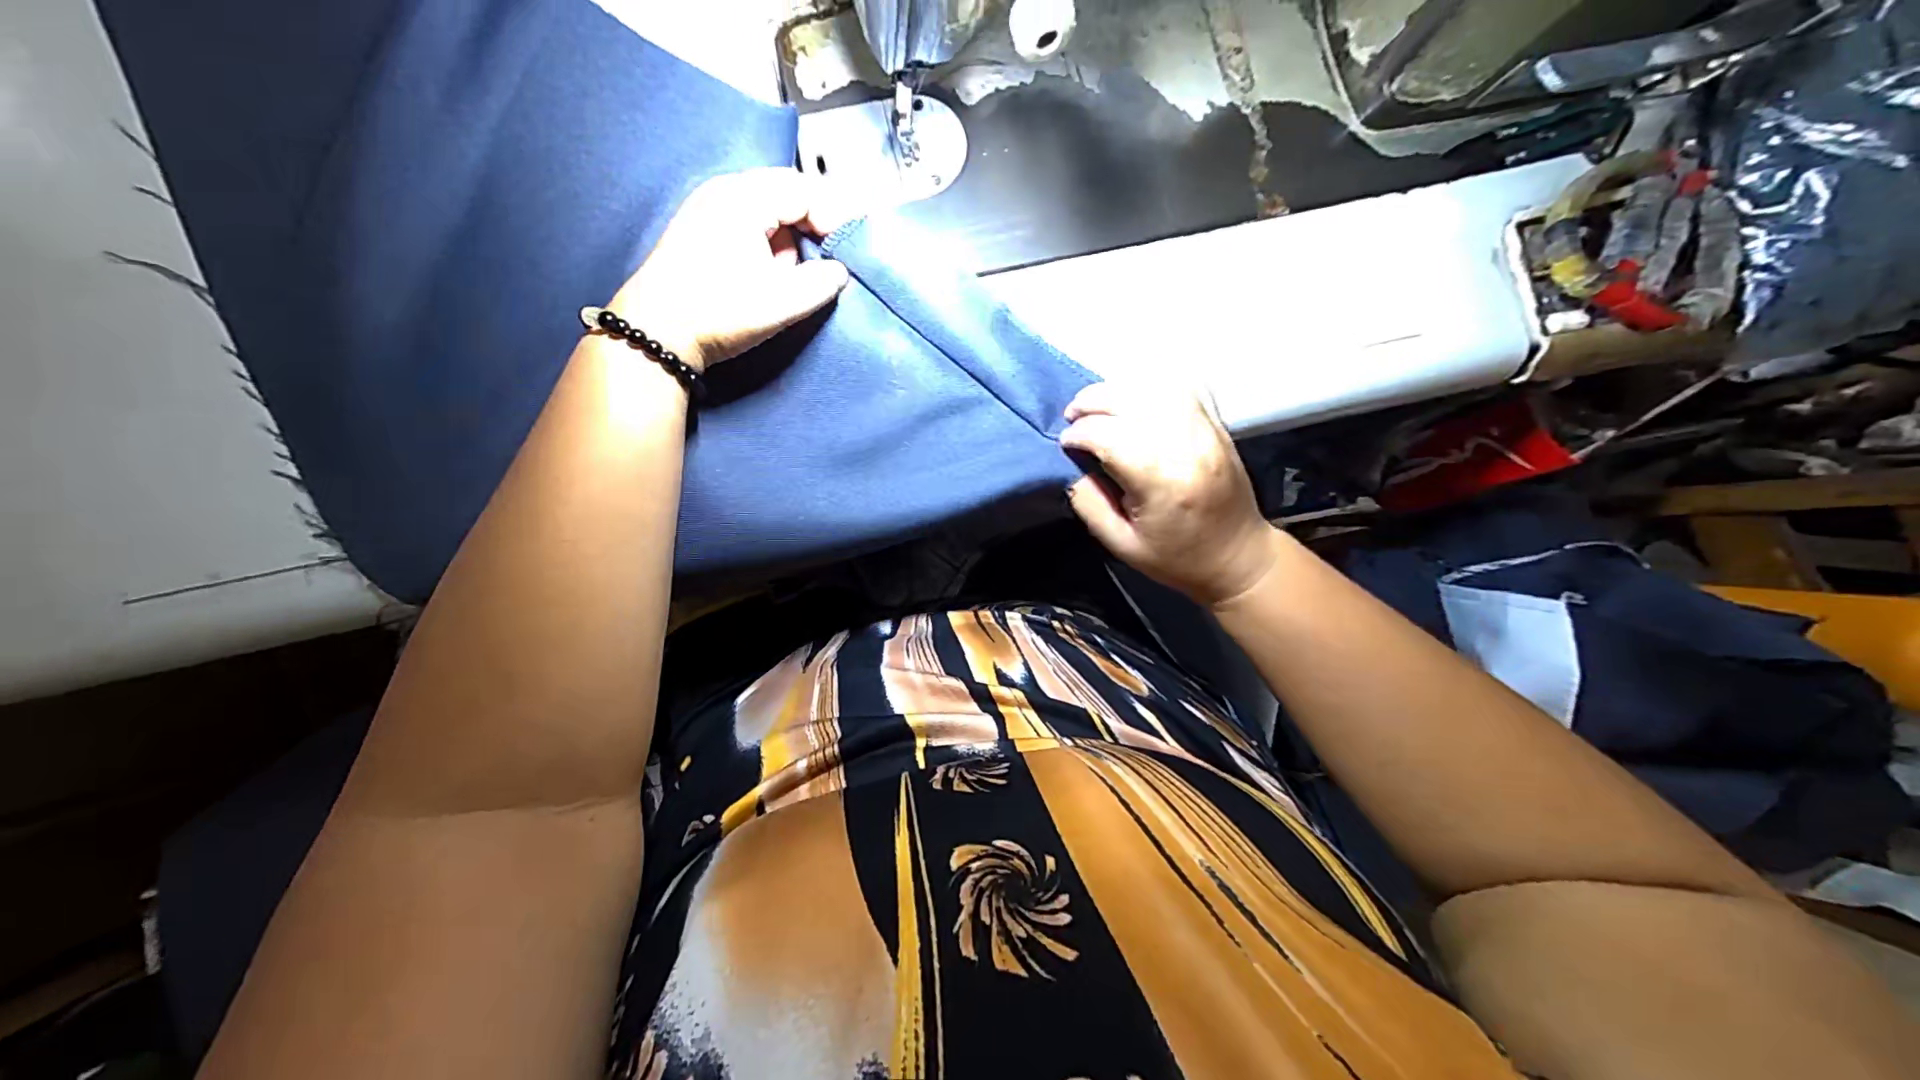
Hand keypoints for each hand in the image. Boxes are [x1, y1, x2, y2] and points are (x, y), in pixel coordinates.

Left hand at [606, 168, 852, 370]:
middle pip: (786, 192)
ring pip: (768, 208)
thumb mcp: (784, 301)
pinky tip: (770, 272)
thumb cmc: (718, 313)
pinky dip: (768, 241)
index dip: (834, 217)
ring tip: (796, 270)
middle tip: (831, 255)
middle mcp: (723, 192)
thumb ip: (824, 281)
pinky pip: (748, 222)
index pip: (805, 190)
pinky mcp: (700, 231)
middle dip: (814, 222)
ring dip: (790, 234)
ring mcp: (707, 208)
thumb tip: (838, 270)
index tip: (846, 249)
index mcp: (744, 198)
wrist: (656, 334)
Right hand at [1061, 381, 1280, 607]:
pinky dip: (1151, 387)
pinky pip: (1181, 388)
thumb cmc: (1176, 557)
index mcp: (1161, 481)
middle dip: (1092, 403)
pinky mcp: (1215, 424)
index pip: (1108, 435)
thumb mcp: (1120, 543)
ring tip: (1099, 405)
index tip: (1066, 444)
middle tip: (1074, 417)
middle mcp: (1185, 446)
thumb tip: (1074, 464)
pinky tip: (1134, 401)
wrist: (1237, 556)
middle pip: (1129, 401)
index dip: (1078, 435)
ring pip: (1154, 387)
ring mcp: (1205, 430)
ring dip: (1118, 390)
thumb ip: (1089, 502)